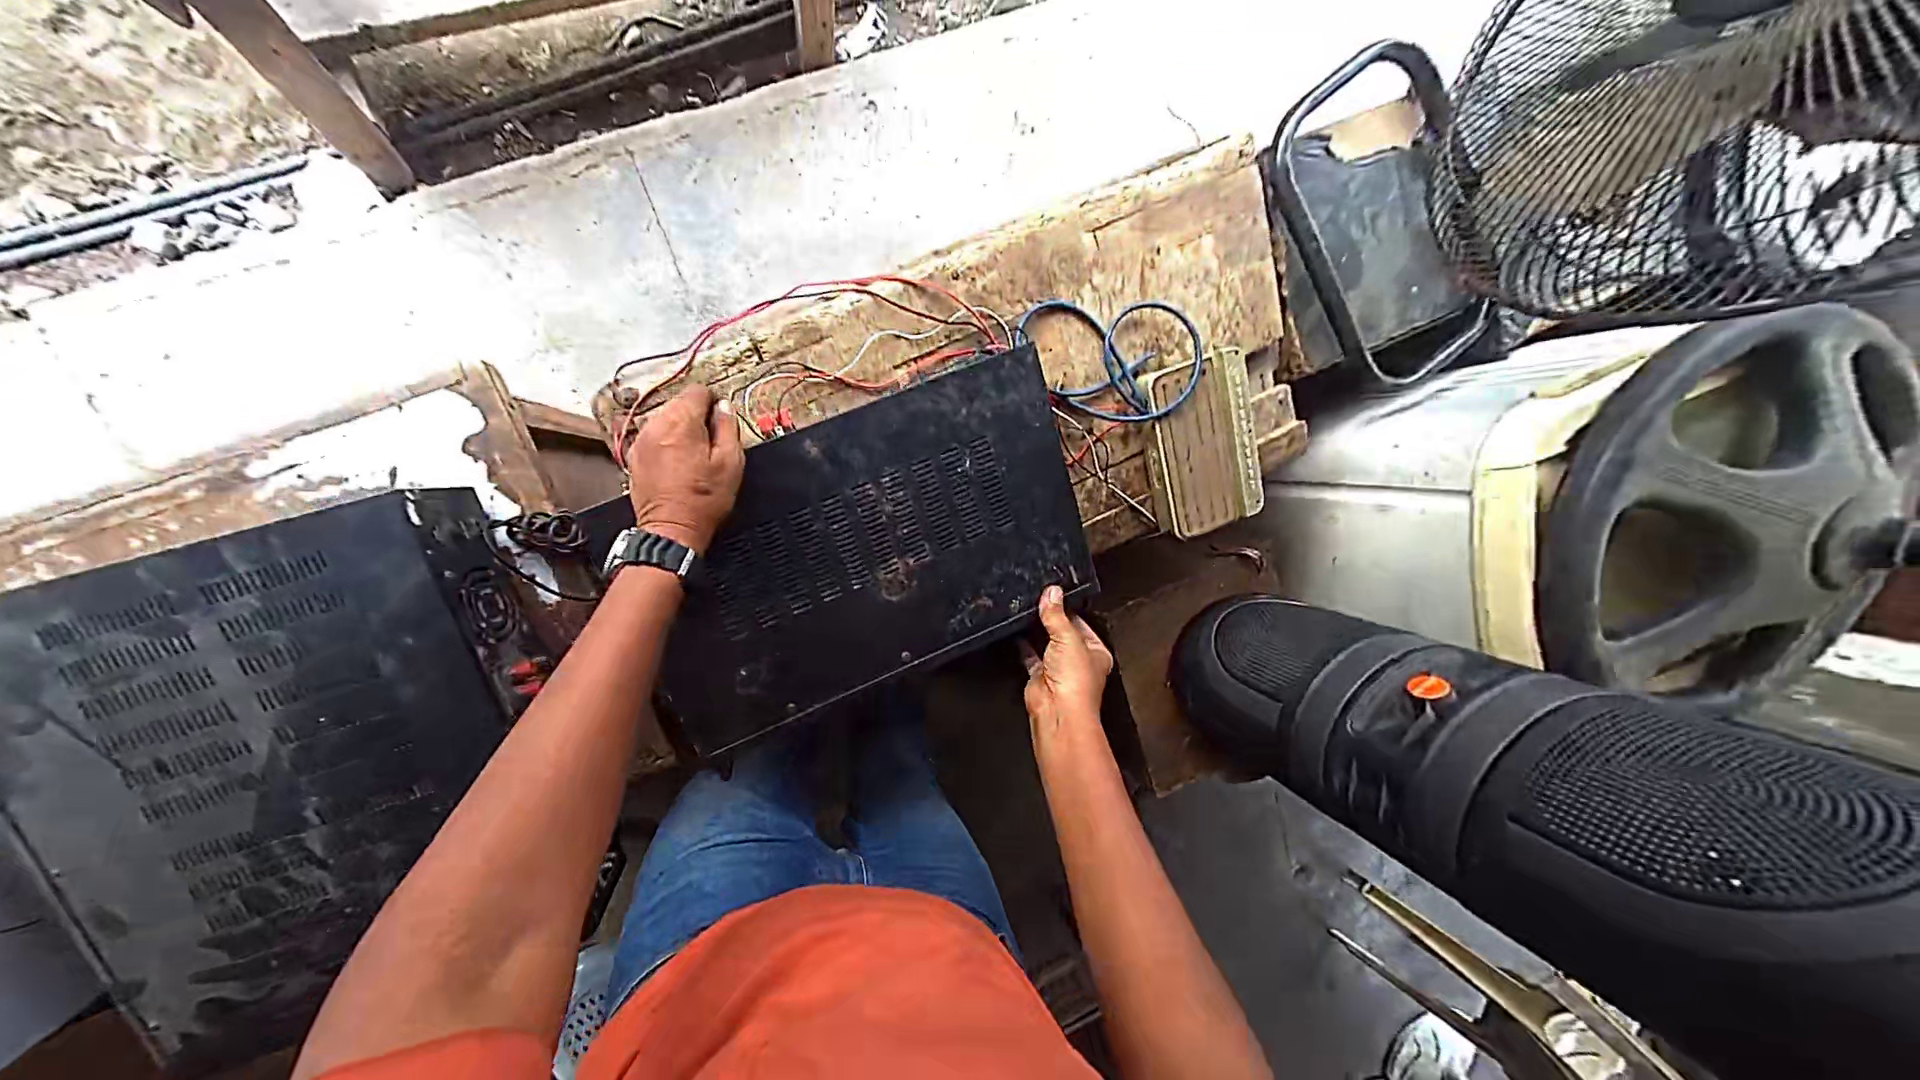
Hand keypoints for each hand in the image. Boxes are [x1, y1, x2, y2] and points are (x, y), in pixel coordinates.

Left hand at [624, 385, 744, 553]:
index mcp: (681, 422)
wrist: (672, 529)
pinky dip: (667, 444)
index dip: (715, 401)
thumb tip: (724, 409)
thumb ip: (729, 428)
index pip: (698, 391)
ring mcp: (642, 441)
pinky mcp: (635, 456)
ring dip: (682, 431)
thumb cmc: (702, 500)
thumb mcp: (731, 462)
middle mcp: (656, 426)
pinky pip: (655, 438)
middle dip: (697, 417)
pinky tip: (679, 464)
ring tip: (695, 456)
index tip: (722, 417)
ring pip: (666, 420)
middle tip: (712, 442)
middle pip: (680, 404)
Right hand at [1019, 585, 1113, 738]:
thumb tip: (1052, 593)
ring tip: (1028, 611)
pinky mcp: (1040, 676)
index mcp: (1096, 651)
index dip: (1068, 608)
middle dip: (1052, 619)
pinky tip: (1017, 634)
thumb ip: (1057, 614)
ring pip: (1046, 643)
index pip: (1082, 622)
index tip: (1054, 594)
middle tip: (1040, 600)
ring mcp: (1058, 669)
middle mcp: (1078, 661)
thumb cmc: (1077, 683)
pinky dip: (1023, 646)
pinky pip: (1030, 656)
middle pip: (1063, 632)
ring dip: (1037, 631)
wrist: (1058, 711)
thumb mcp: (1068, 637)